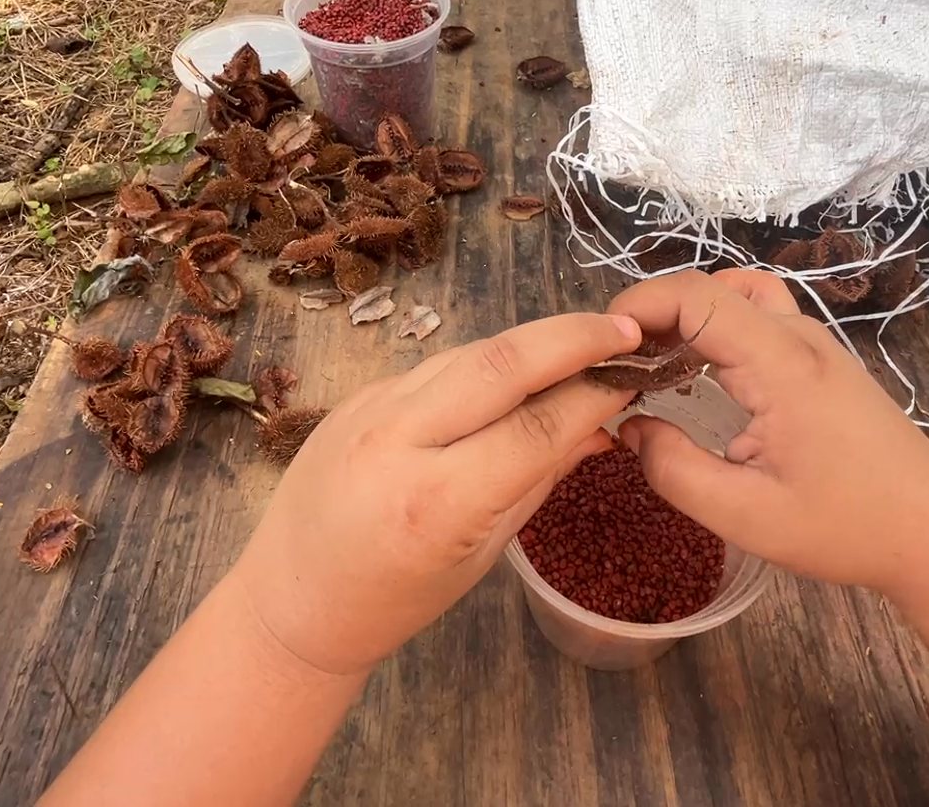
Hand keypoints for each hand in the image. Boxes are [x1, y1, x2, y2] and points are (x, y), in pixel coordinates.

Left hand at [230, 312, 641, 675]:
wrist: (292, 598)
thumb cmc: (394, 599)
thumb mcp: (481, 553)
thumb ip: (539, 478)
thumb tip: (598, 426)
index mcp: (434, 502)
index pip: (535, 428)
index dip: (594, 395)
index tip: (637, 375)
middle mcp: (399, 439)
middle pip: (501, 363)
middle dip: (573, 336)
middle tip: (628, 328)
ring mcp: (371, 406)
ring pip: (471, 353)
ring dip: (533, 342)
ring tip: (584, 342)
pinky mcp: (361, 391)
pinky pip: (440, 365)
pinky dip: (489, 362)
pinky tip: (519, 369)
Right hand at [608, 269, 928, 591]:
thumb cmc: (847, 528)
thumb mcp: (746, 516)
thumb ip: (673, 469)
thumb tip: (629, 426)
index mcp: (780, 364)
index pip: (695, 296)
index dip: (638, 305)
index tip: (603, 350)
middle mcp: (797, 337)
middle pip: (711, 286)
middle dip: (652, 312)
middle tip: (619, 364)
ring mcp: (813, 343)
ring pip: (735, 292)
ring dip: (685, 314)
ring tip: (653, 361)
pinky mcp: (818, 358)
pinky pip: (756, 315)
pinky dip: (714, 324)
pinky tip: (701, 369)